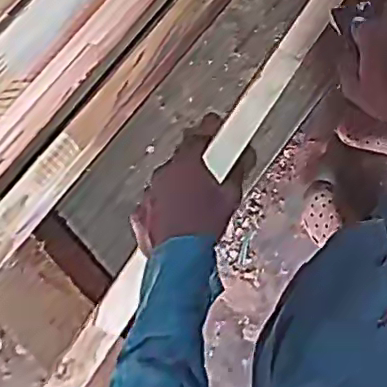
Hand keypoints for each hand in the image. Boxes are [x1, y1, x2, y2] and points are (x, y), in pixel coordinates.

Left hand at [131, 114, 251, 251]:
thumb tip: (245, 155)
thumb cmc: (206, 226)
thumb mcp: (231, 194)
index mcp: (187, 161)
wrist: (180, 262)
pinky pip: (154, 201)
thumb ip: (238, 168)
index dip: (211, 127)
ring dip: (179, 182)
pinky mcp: (140, 214)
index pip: (200, 132)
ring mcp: (150, 193)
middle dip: (196, 157)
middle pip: (182, 154)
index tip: (216, 125)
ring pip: (166, 179)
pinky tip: (177, 215)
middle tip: (210, 166)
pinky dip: (163, 205)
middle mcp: (165, 172)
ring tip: (194, 198)